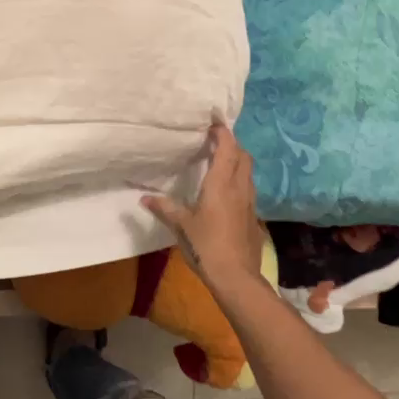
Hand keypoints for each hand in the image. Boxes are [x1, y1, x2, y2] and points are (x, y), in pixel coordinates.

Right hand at [144, 121, 267, 292]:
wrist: (237, 277)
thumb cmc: (206, 246)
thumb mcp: (181, 226)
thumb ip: (165, 208)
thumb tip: (144, 198)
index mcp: (221, 183)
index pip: (227, 147)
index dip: (222, 131)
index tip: (213, 121)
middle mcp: (240, 187)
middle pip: (243, 155)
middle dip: (232, 144)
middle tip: (214, 143)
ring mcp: (250, 202)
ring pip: (248, 172)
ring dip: (237, 162)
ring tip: (220, 164)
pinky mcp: (254, 217)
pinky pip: (248, 189)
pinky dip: (240, 182)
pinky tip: (227, 194)